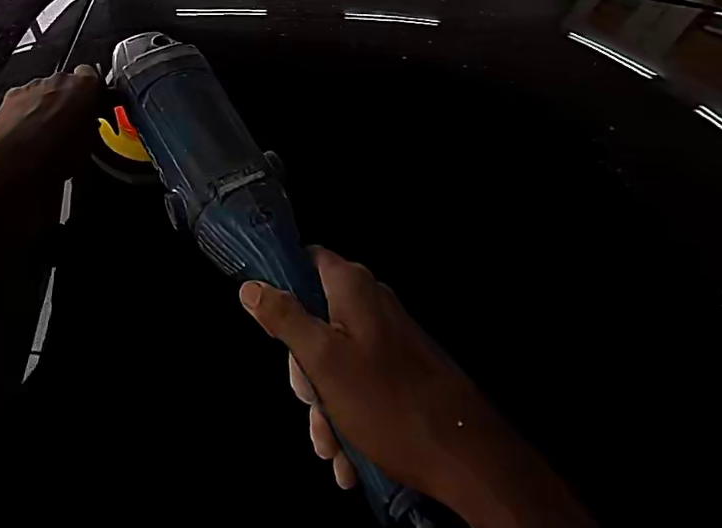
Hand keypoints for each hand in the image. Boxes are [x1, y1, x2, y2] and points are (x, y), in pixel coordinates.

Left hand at [0, 65, 104, 190]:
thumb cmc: (55, 156)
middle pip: (67, 84)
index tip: (92, 109)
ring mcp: (34, 85)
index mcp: (85, 87)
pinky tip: (26, 132)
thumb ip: (91, 128)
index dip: (92, 95)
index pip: (94, 78)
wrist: (17, 163)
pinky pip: (25, 99)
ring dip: (46, 106)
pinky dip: (26, 111)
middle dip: (68, 101)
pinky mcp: (13, 94)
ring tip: (45, 133)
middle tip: (68, 124)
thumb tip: (88, 131)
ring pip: (45, 91)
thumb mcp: (89, 147)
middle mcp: (60, 80)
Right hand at [238, 248, 485, 501]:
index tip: (268, 318)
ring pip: (335, 358)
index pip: (304, 259)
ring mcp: (389, 337)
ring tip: (331, 447)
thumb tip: (250, 287)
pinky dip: (349, 414)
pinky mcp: (403, 370)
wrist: (471, 462)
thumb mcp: (321, 359)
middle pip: (314, 317)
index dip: (280, 282)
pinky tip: (348, 456)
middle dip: (304, 368)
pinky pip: (361, 382)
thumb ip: (282, 317)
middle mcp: (371, 302)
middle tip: (309, 402)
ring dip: (325, 403)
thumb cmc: (388, 401)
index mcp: (351, 285)